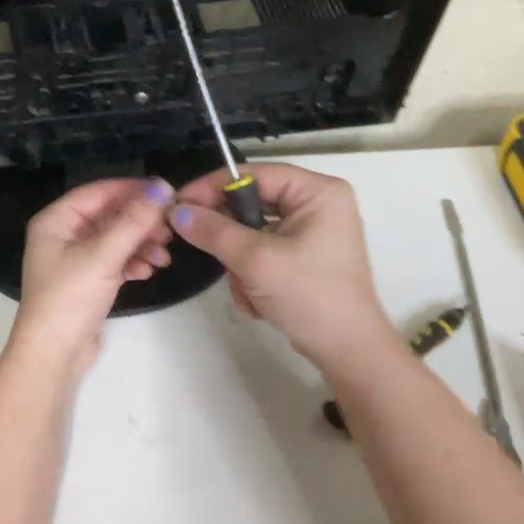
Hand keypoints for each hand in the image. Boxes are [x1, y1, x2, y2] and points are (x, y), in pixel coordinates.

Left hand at [11, 177, 174, 372]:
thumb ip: (134, 221)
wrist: (53, 354)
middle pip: (110, 216)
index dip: (133, 189)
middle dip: (141, 222)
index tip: (168, 191)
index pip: (99, 192)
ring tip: (164, 256)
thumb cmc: (70, 298)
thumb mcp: (103, 255)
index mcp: (56, 221)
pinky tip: (149, 270)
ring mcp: (75, 260)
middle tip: (171, 229)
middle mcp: (63, 235)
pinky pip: (115, 261)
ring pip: (116, 240)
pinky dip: (133, 262)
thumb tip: (163, 187)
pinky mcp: (88, 281)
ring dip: (141, 244)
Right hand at [170, 164, 396, 370]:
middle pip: (252, 205)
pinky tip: (258, 301)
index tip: (179, 205)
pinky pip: (263, 254)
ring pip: (252, 234)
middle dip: (230, 238)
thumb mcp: (255, 260)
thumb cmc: (309, 295)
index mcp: (318, 192)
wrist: (347, 349)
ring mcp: (312, 234)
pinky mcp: (305, 259)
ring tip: (247, 290)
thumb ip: (213, 231)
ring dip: (240, 265)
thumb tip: (176, 212)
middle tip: (204, 250)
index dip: (213, 187)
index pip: (255, 174)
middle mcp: (318, 205)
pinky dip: (253, 277)